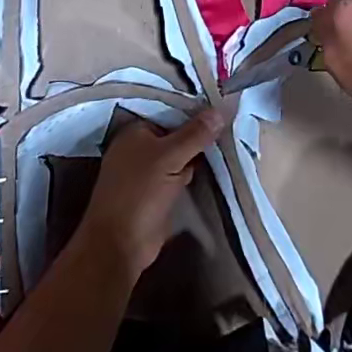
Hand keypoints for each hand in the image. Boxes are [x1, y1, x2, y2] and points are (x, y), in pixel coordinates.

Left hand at [73, 111, 225, 279]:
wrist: (121, 243)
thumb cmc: (139, 193)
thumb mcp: (169, 158)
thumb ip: (195, 135)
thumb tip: (220, 109)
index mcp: (136, 131)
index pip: (171, 113)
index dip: (195, 113)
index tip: (223, 112)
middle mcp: (140, 147)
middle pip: (177, 135)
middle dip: (199, 137)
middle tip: (230, 131)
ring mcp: (148, 171)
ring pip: (180, 156)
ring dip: (199, 157)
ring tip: (229, 148)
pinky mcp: (157, 192)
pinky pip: (180, 175)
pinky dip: (193, 175)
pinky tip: (216, 170)